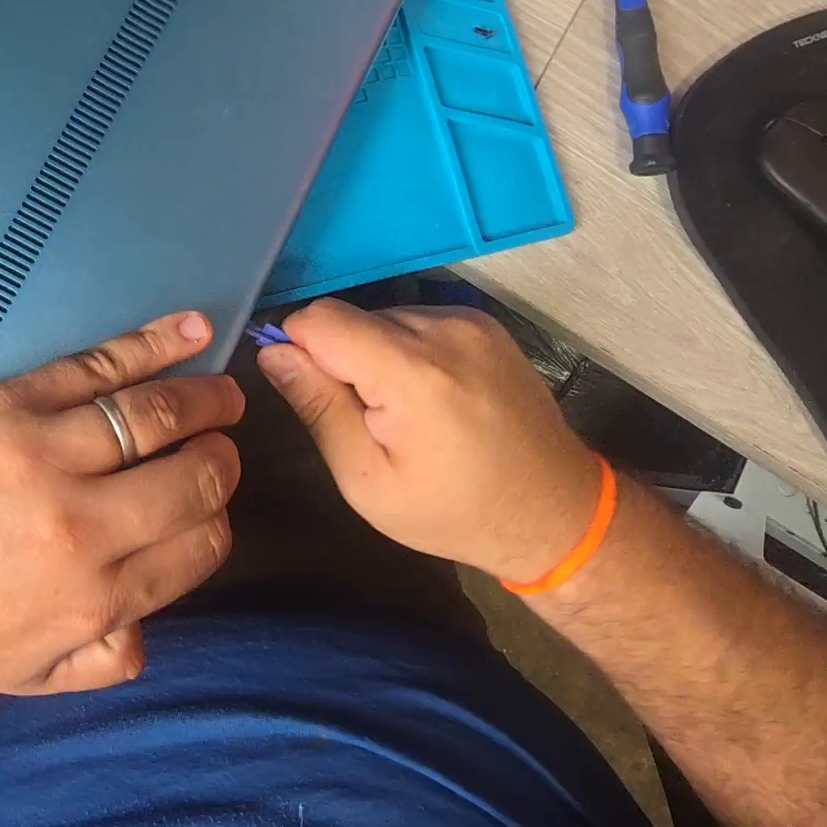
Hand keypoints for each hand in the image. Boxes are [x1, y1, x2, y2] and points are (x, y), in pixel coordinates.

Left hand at [0, 312, 243, 694]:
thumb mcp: (19, 674)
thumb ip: (99, 660)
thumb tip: (151, 627)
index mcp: (93, 595)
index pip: (198, 545)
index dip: (215, 522)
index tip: (206, 507)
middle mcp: (84, 523)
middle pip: (193, 478)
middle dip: (221, 461)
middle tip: (220, 447)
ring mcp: (47, 454)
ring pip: (157, 414)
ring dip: (206, 399)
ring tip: (226, 392)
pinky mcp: (13, 403)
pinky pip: (101, 367)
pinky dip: (157, 346)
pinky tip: (193, 331)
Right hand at [254, 299, 600, 583]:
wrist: (553, 511)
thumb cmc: (452, 511)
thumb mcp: (367, 480)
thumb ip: (318, 407)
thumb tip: (272, 352)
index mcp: (413, 372)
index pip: (320, 319)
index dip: (298, 348)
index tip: (311, 393)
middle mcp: (444, 328)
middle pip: (349, 317)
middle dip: (338, 358)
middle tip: (364, 417)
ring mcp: (469, 320)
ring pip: (379, 316)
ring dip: (370, 353)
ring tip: (400, 409)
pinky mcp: (483, 321)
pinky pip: (413, 319)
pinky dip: (402, 349)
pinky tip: (426, 393)